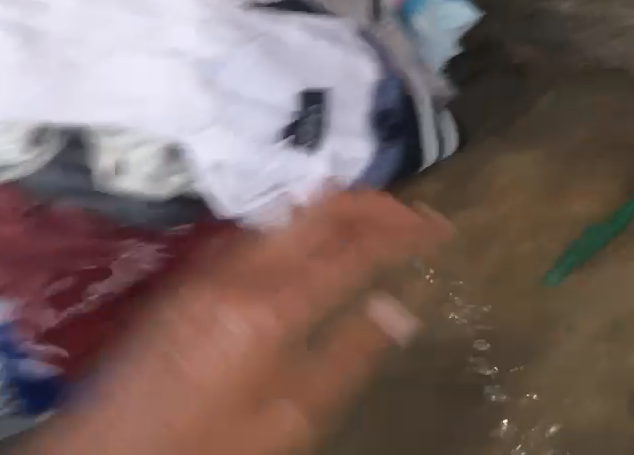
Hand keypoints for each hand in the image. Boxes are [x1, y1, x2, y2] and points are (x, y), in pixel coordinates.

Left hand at [23, 191, 449, 454]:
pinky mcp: (189, 284)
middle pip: (326, 209)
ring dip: (342, 209)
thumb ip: (352, 356)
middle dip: (380, 204)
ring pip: (292, 213)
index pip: (362, 248)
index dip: (410, 232)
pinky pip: (263, 232)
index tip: (444, 229)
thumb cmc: (204, 450)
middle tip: (415, 215)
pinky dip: (305, 224)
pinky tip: (317, 243)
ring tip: (376, 222)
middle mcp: (243, 276)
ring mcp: (210, 275)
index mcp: (275, 308)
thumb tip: (406, 305)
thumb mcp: (290, 421)